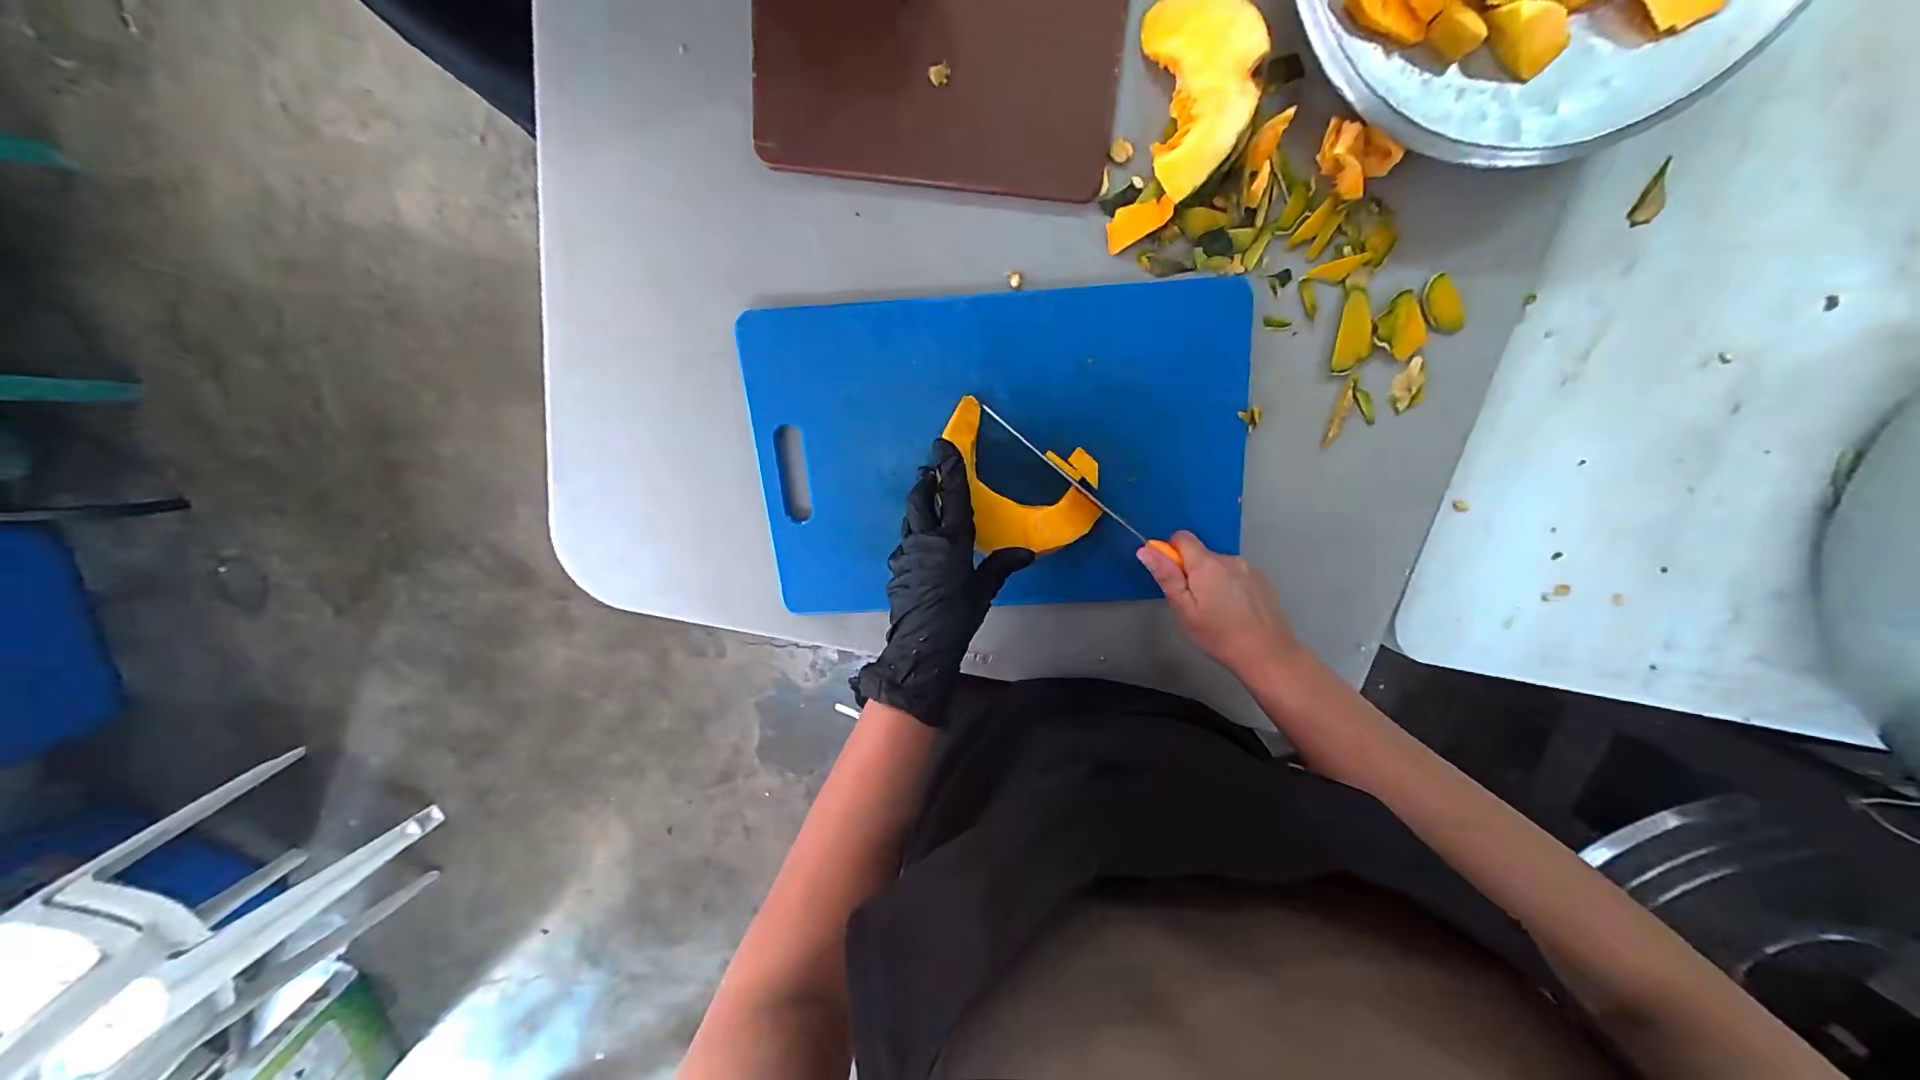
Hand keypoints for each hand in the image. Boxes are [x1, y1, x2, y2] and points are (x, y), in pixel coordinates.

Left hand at [852, 439, 1033, 726]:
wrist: (921, 645)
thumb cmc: (958, 615)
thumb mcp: (984, 589)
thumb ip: (1001, 566)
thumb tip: (1027, 553)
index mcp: (951, 540)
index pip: (951, 495)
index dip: (949, 469)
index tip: (943, 446)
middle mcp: (925, 540)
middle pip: (919, 500)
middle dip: (924, 480)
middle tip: (929, 469)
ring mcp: (906, 553)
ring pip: (909, 520)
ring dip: (916, 506)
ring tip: (925, 499)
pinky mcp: (896, 568)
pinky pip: (905, 543)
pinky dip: (913, 535)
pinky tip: (920, 545)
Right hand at [1137, 530, 1300, 680]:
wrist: (1268, 654)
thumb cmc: (1219, 635)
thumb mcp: (1184, 610)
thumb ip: (1166, 576)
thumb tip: (1145, 550)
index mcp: (1206, 564)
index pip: (1181, 537)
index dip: (1172, 553)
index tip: (1174, 579)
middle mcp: (1229, 559)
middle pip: (1201, 554)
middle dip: (1192, 572)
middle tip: (1195, 604)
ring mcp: (1249, 568)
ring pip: (1219, 566)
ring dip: (1212, 580)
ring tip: (1217, 611)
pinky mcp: (1263, 580)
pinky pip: (1237, 575)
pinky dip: (1231, 586)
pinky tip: (1236, 611)